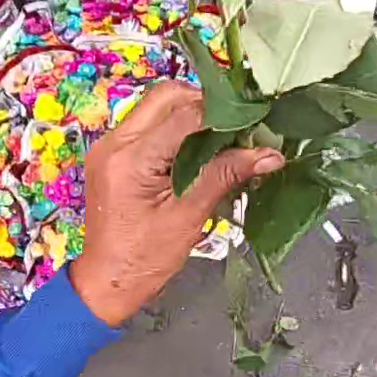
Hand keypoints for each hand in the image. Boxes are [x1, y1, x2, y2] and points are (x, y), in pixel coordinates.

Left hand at [72, 82, 283, 324]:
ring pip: (156, 106)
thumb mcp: (189, 216)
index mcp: (131, 159)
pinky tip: (199, 148)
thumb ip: (225, 176)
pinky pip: (148, 124)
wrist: (106, 281)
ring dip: (191, 113)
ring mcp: (110, 145)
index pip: (184, 115)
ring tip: (222, 137)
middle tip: (237, 126)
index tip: (254, 123)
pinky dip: (176, 127)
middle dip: (205, 103)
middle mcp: (115, 142)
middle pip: (165, 96)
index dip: (224, 114)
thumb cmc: (145, 258)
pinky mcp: (113, 153)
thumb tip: (270, 154)